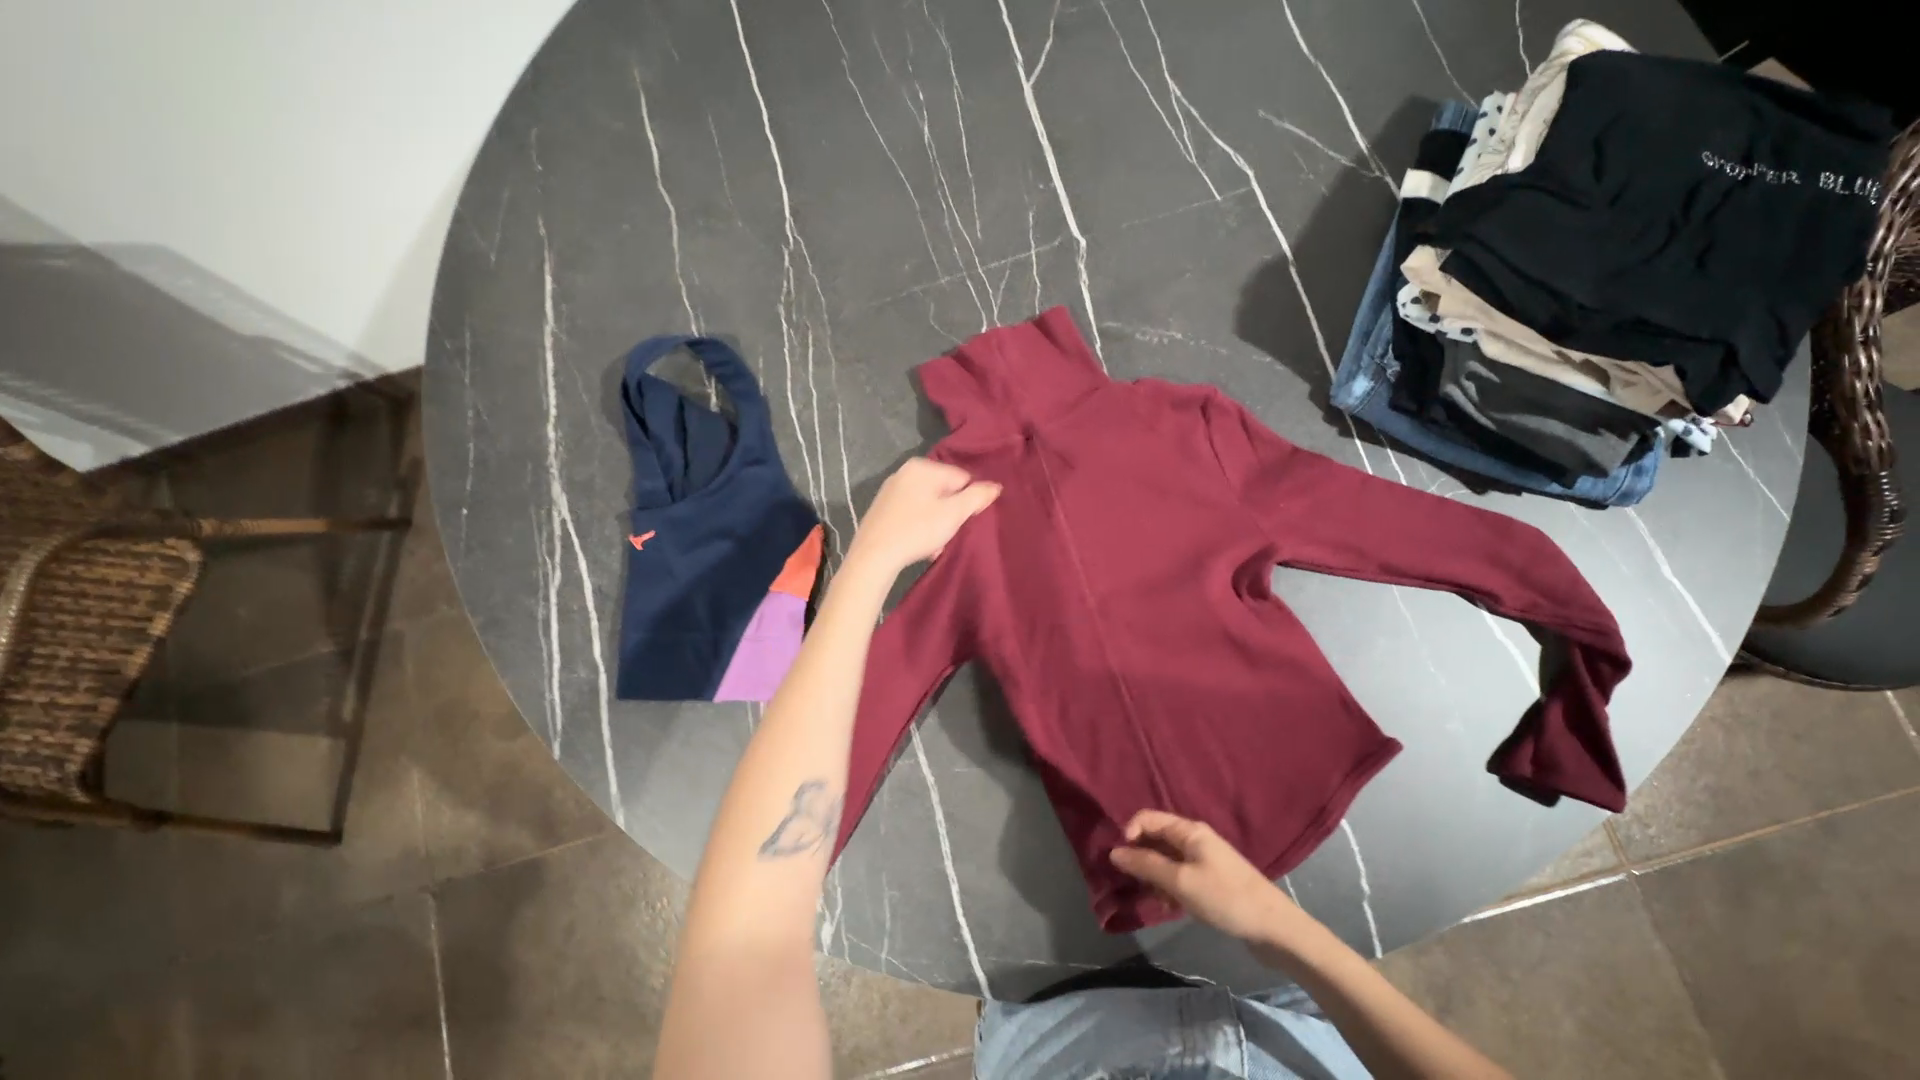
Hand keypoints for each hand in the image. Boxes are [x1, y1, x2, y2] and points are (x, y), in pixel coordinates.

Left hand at [846, 458, 1001, 575]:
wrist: (873, 555)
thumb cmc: (917, 530)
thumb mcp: (953, 514)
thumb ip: (977, 497)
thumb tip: (995, 487)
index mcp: (922, 467)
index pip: (962, 478)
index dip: (969, 500)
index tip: (966, 521)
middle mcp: (904, 472)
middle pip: (944, 491)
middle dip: (950, 514)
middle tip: (949, 534)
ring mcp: (890, 490)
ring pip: (928, 504)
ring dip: (936, 524)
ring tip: (934, 544)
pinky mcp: (882, 509)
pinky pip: (912, 513)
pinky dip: (920, 527)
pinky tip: (919, 544)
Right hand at [1109, 809, 1302, 942]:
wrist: (1274, 928)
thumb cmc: (1225, 898)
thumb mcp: (1180, 882)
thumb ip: (1146, 865)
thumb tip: (1114, 852)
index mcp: (1190, 831)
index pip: (1147, 818)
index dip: (1129, 834)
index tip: (1121, 860)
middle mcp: (1196, 840)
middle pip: (1156, 839)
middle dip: (1140, 858)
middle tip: (1133, 884)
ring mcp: (1204, 861)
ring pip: (1166, 861)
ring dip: (1154, 877)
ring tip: (1155, 900)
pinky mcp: (1210, 881)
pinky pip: (1179, 877)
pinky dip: (1169, 888)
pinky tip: (1169, 907)